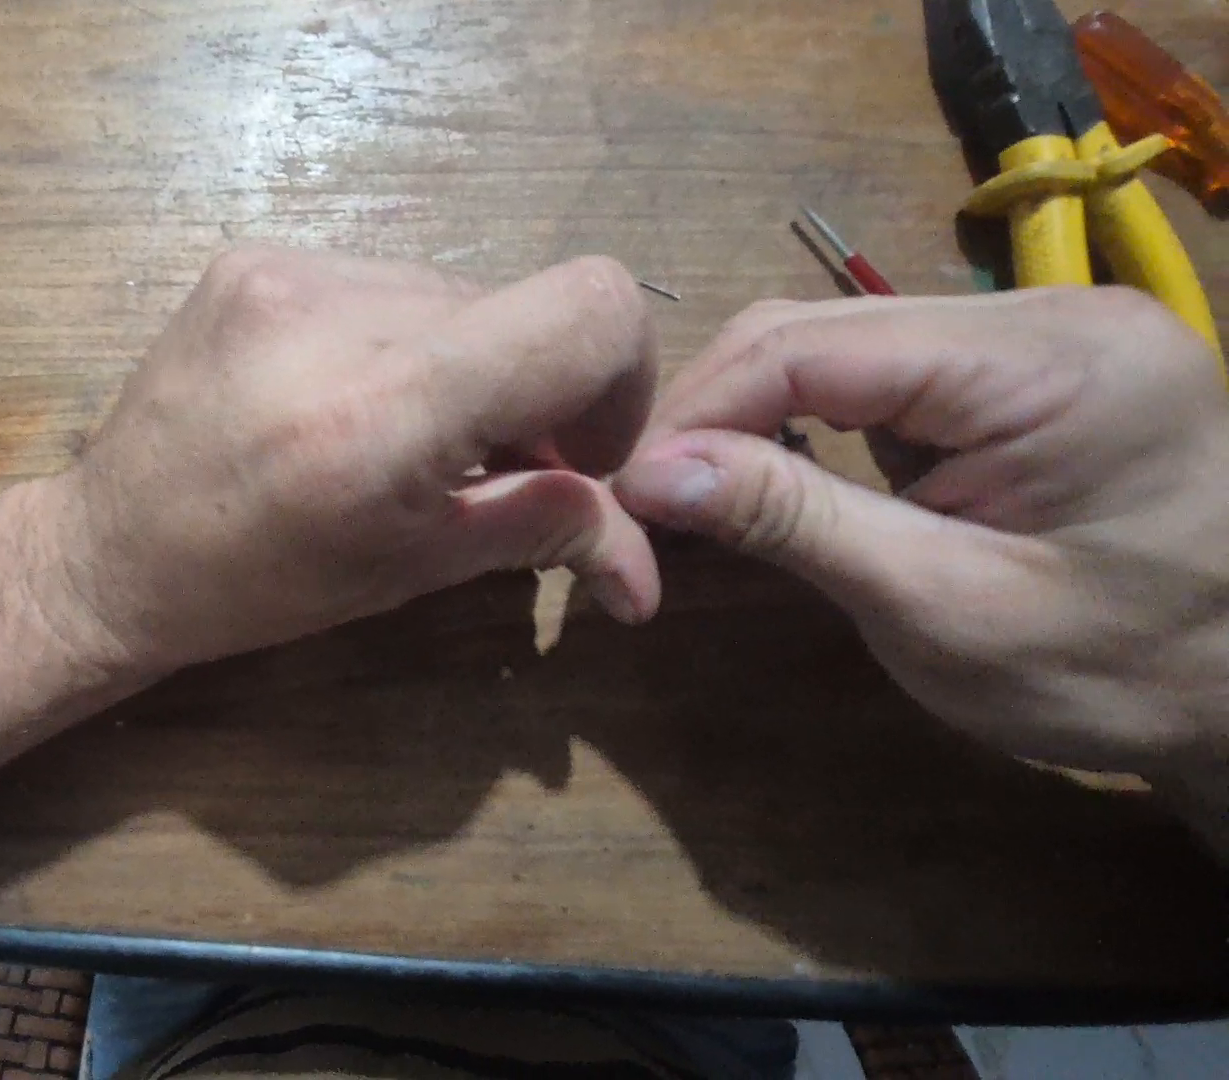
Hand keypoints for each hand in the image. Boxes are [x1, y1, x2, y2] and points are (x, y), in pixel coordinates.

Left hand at [44, 246, 660, 674]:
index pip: (591, 309)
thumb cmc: (258, 587)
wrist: (111, 553)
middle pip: (523, 306)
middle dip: (533, 390)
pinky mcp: (250, 258)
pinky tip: (350, 397)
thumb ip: (540, 530)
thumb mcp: (409, 570)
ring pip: (453, 294)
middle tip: (495, 464)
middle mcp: (338, 312)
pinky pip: (380, 282)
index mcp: (388, 409)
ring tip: (410, 436)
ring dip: (463, 366)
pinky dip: (400, 340)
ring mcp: (286, 269)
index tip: (575, 452)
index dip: (620, 380)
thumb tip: (643, 552)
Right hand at [613, 287, 1228, 837]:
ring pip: (814, 345)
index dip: (694, 414)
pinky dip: (779, 423)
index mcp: (1044, 362)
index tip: (627, 492)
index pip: (806, 349)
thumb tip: (646, 476)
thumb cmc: (1116, 671)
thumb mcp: (937, 605)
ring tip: (689, 490)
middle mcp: (1030, 317)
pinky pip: (848, 376)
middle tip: (647, 499)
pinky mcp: (993, 376)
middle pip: (802, 330)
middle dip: (704, 413)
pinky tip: (757, 474)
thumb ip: (790, 521)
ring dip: (733, 417)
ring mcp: (1014, 340)